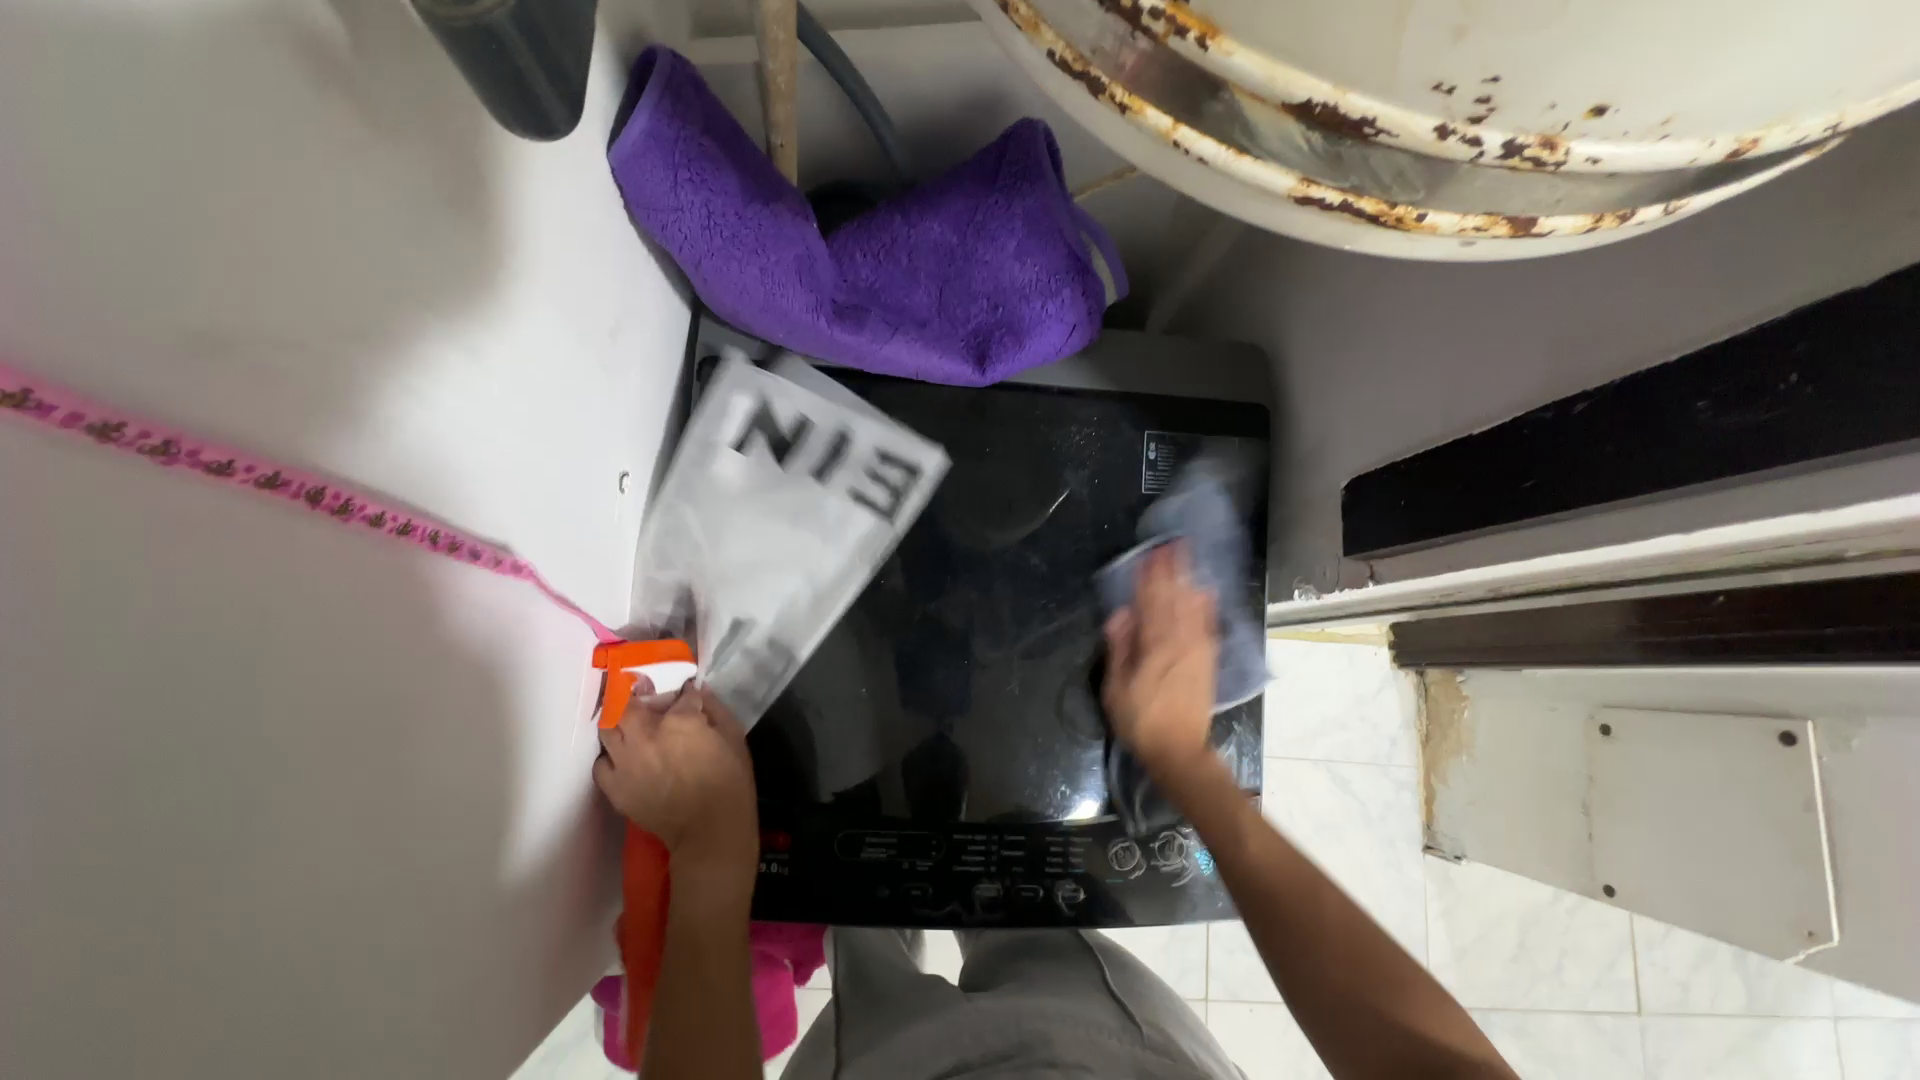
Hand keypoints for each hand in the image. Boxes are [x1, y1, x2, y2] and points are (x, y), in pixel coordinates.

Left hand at [595, 681, 758, 886]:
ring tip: (631, 730)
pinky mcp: (615, 788)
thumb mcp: (734, 738)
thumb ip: (716, 709)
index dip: (687, 696)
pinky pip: (601, 765)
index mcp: (679, 721)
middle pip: (628, 705)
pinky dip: (610, 759)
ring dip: (619, 724)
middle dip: (638, 699)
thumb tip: (699, 693)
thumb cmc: (730, 782)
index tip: (690, 699)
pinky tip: (625, 762)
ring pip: (607, 729)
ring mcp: (625, 762)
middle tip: (648, 705)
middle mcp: (645, 736)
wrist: (710, 831)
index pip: (679, 696)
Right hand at [1102, 542, 1218, 778]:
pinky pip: (1208, 626)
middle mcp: (1178, 643)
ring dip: (1188, 581)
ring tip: (1188, 558)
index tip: (1149, 555)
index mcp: (1153, 647)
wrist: (1179, 751)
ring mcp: (1196, 651)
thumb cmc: (1141, 721)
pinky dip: (1206, 606)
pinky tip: (1206, 592)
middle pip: (1173, 599)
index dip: (1149, 578)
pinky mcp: (1207, 662)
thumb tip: (1120, 615)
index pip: (1150, 604)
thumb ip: (1119, 649)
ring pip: (1192, 608)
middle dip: (1171, 572)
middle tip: (1172, 545)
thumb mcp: (1116, 689)